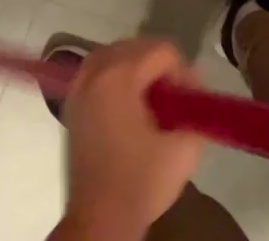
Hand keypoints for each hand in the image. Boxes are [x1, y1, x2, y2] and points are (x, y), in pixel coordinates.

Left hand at [57, 38, 201, 240]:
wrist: (98, 221)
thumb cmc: (141, 182)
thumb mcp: (184, 147)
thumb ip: (196, 109)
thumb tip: (194, 88)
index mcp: (119, 78)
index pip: (162, 51)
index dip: (183, 73)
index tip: (189, 102)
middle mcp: (94, 74)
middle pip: (137, 46)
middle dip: (161, 67)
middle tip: (174, 99)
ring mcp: (78, 88)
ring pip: (115, 54)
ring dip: (138, 68)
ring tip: (153, 99)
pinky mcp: (72, 105)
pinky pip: (98, 71)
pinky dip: (116, 76)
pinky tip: (129, 103)